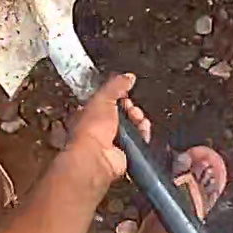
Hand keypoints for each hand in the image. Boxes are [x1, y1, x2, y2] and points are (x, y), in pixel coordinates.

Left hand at [62, 73, 149, 189]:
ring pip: (132, 126)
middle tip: (130, 107)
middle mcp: (100, 129)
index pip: (108, 101)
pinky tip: (143, 128)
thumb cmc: (91, 128)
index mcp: (89, 114)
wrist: (96, 155)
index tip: (125, 93)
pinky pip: (139, 140)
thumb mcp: (103, 97)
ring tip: (137, 118)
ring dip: (138, 119)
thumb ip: (116, 85)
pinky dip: (143, 133)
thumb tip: (129, 77)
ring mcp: (113, 142)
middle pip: (123, 114)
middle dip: (131, 108)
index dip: (119, 96)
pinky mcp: (125, 153)